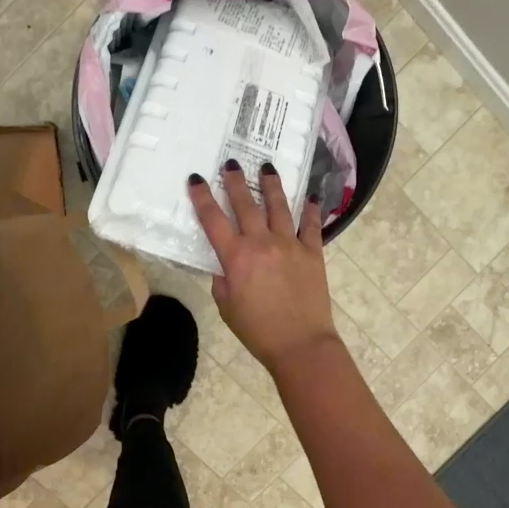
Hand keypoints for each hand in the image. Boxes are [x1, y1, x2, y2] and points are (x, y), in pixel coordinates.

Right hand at [189, 160, 340, 372]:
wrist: (300, 344)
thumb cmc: (257, 331)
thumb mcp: (227, 307)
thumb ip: (223, 281)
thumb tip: (226, 265)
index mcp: (236, 257)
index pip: (213, 220)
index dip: (202, 198)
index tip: (196, 179)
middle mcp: (262, 243)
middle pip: (246, 205)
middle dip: (236, 181)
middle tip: (231, 163)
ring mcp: (290, 245)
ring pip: (279, 207)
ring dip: (271, 185)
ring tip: (267, 168)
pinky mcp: (313, 253)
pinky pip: (311, 225)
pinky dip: (310, 210)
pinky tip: (310, 196)